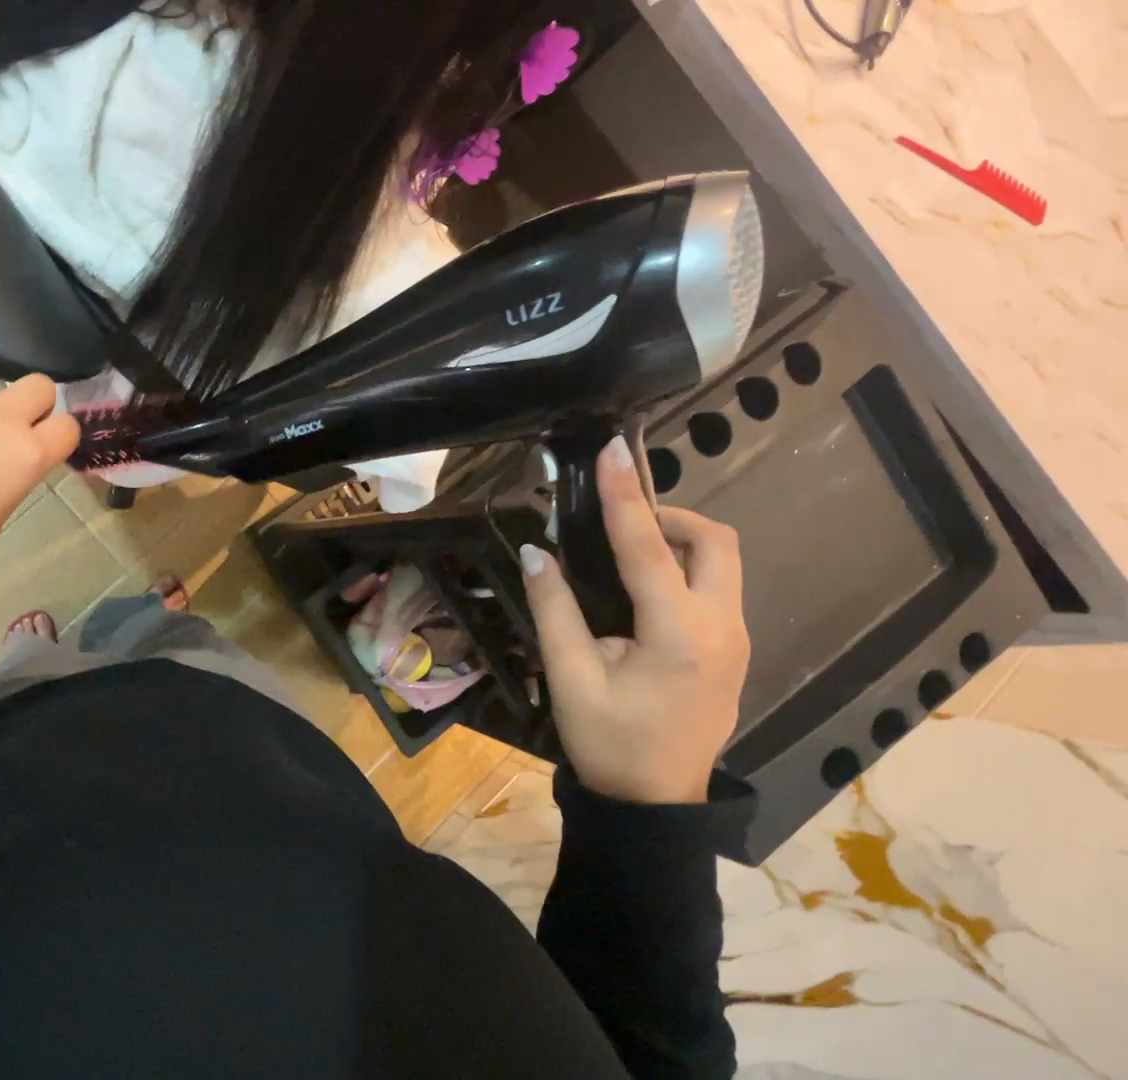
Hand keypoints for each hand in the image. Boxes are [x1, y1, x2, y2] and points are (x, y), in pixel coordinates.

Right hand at [519, 436, 749, 803]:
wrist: (654, 805)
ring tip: (623, 554)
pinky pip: (716, 591)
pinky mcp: (733, 652)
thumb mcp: (570, 677)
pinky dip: (683, 571)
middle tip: (621, 524)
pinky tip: (641, 593)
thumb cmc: (608, 742)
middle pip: (716, 543)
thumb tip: (537, 553)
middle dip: (671, 517)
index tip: (614, 451)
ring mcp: (737, 641)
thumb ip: (554, 609)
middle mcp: (723, 628)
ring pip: (722, 565)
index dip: (626, 497)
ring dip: (678, 544)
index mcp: (680, 634)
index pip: (649, 548)